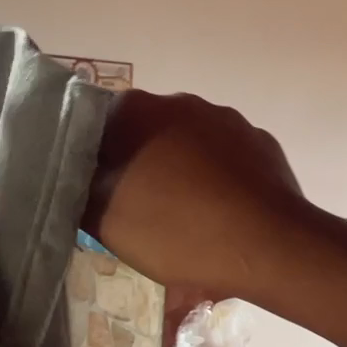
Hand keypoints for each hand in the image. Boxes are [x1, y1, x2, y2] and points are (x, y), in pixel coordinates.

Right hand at [81, 91, 317, 302]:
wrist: (269, 245)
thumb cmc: (177, 230)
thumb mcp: (106, 221)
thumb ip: (79, 189)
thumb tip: (77, 174)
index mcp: (137, 110)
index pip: (96, 123)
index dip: (93, 157)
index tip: (96, 190)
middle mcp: (182, 101)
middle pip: (145, 131)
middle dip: (139, 163)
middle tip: (137, 208)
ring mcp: (228, 119)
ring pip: (189, 143)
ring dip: (181, 170)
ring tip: (184, 216)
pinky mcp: (261, 143)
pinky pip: (227, 158)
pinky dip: (218, 178)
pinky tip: (221, 214)